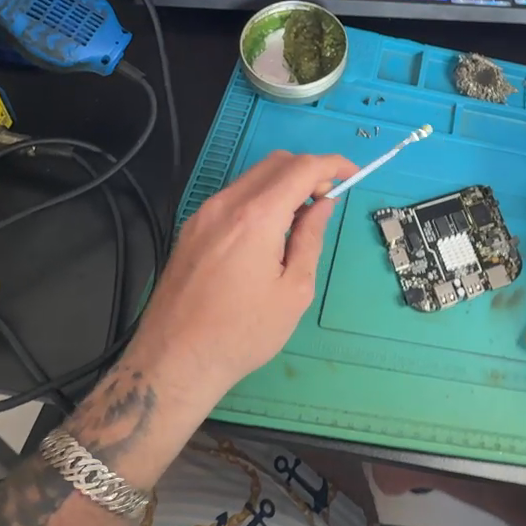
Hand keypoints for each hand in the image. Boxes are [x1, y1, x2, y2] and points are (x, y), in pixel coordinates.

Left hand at [126, 151, 355, 403]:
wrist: (173, 363)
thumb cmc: (242, 334)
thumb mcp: (294, 290)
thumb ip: (311, 238)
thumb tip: (322, 204)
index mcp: (257, 217)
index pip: (303, 168)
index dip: (333, 164)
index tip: (352, 174)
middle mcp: (227, 204)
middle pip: (277, 162)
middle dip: (309, 170)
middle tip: (327, 200)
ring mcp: (204, 214)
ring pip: (253, 176)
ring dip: (284, 183)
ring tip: (300, 220)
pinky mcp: (191, 228)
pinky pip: (234, 196)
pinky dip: (261, 197)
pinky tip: (269, 232)